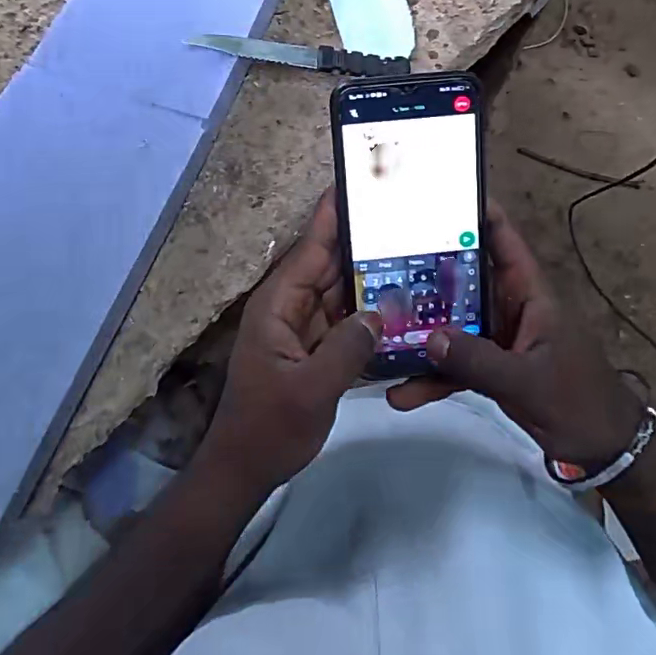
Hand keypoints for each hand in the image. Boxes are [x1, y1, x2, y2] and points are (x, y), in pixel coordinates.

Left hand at [193, 191, 378, 495]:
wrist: (245, 470)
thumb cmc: (269, 428)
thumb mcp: (311, 390)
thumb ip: (348, 349)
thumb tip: (380, 314)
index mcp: (279, 306)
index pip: (310, 250)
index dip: (332, 216)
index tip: (356, 184)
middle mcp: (291, 308)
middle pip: (330, 265)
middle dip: (362, 241)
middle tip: (402, 217)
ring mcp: (304, 329)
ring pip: (341, 291)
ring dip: (371, 276)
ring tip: (411, 252)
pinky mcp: (316, 349)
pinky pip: (347, 320)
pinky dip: (370, 311)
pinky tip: (401, 303)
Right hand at [387, 199, 644, 468]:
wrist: (602, 448)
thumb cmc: (577, 400)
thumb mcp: (527, 380)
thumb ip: (479, 360)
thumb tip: (429, 337)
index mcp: (530, 293)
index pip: (504, 240)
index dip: (477, 213)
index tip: (437, 195)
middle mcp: (510, 307)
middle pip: (465, 278)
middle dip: (428, 271)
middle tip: (382, 258)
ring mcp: (498, 337)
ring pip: (454, 323)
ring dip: (422, 331)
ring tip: (380, 333)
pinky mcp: (491, 367)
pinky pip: (456, 362)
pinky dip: (432, 376)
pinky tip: (402, 393)